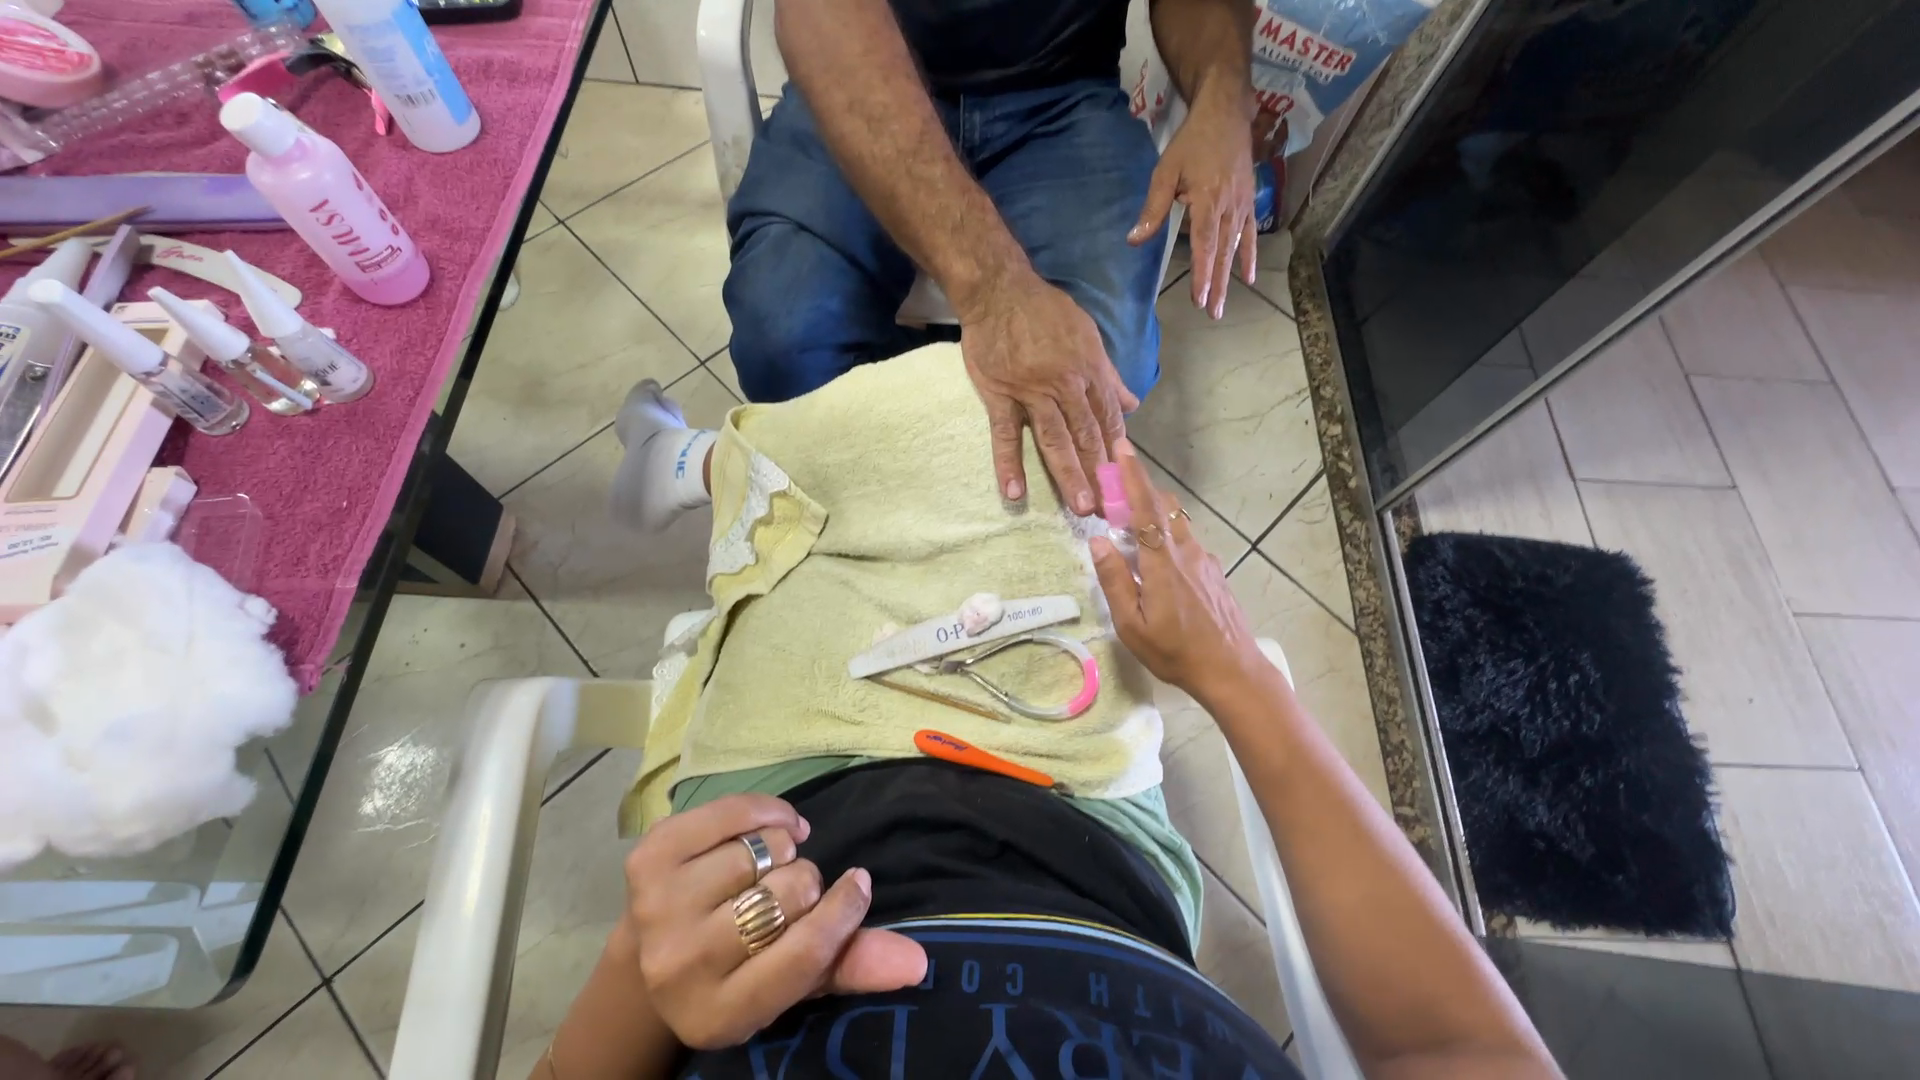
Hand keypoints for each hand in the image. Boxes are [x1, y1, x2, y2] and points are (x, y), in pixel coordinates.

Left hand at [620, 794, 927, 1048]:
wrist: (649, 955)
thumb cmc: (738, 967)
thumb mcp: (794, 980)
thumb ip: (853, 966)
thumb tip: (917, 960)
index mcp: (721, 1013)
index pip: (805, 953)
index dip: (843, 910)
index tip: (858, 883)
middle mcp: (680, 966)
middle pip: (787, 894)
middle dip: (806, 881)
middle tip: (795, 888)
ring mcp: (656, 910)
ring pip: (761, 851)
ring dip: (781, 848)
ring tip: (773, 863)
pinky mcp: (646, 859)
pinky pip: (729, 812)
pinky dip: (762, 810)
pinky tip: (768, 824)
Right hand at [956, 272, 1139, 513]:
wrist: (999, 290)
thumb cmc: (1044, 311)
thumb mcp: (1087, 334)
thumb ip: (1108, 374)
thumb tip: (1132, 403)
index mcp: (1089, 370)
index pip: (1109, 418)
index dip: (1118, 451)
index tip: (1127, 480)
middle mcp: (1066, 385)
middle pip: (1086, 435)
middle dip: (1100, 473)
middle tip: (1110, 507)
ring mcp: (1032, 393)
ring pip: (1055, 440)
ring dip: (1069, 474)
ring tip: (1081, 506)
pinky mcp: (1000, 396)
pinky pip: (1006, 435)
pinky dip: (1008, 464)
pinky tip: (1014, 491)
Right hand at [1089, 439, 1265, 694]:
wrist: (1232, 671)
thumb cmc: (1175, 652)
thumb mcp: (1131, 624)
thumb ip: (1114, 580)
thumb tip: (1098, 540)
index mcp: (1162, 563)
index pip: (1145, 508)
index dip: (1133, 476)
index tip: (1122, 448)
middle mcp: (1186, 553)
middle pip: (1165, 507)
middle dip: (1140, 490)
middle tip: (1114, 489)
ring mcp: (1205, 561)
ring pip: (1178, 524)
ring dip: (1154, 515)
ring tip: (1131, 529)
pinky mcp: (1215, 573)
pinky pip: (1187, 544)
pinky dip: (1168, 538)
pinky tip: (1158, 565)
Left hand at [1129, 87, 1256, 320]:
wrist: (1226, 112)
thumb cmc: (1192, 141)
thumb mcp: (1166, 171)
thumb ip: (1153, 208)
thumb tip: (1134, 240)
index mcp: (1207, 201)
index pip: (1204, 246)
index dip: (1202, 274)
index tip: (1198, 298)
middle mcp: (1228, 208)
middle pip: (1220, 254)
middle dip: (1215, 286)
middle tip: (1211, 313)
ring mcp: (1241, 206)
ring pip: (1234, 249)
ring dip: (1228, 278)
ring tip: (1222, 305)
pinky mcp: (1248, 201)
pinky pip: (1250, 234)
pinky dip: (1249, 256)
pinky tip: (1248, 277)